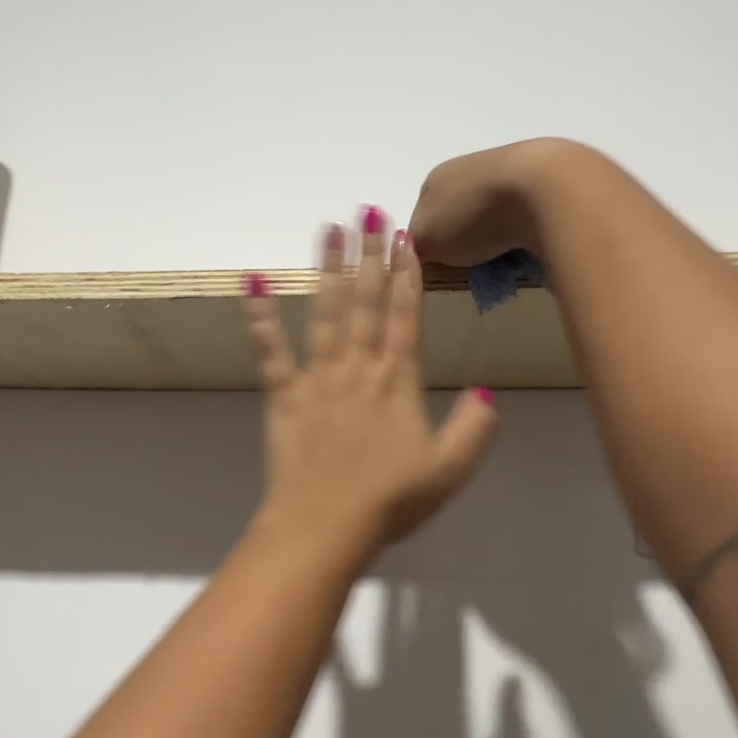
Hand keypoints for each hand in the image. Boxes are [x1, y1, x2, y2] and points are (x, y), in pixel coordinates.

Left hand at [243, 207, 498, 550]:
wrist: (324, 528)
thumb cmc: (389, 502)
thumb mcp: (449, 471)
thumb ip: (474, 429)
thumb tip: (484, 392)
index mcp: (398, 383)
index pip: (405, 317)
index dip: (408, 275)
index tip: (407, 237)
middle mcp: (358, 369)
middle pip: (365, 302)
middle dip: (370, 254)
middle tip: (369, 210)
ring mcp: (317, 380)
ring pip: (325, 313)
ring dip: (328, 268)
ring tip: (330, 228)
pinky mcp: (284, 397)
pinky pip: (271, 350)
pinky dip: (260, 316)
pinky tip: (253, 281)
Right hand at [407, 137, 585, 267]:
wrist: (538, 190)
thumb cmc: (472, 216)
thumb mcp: (426, 239)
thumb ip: (415, 246)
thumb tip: (422, 248)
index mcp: (434, 178)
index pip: (423, 216)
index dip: (432, 244)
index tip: (445, 265)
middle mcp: (466, 168)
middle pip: (459, 214)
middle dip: (466, 239)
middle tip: (475, 266)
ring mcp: (505, 170)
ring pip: (492, 213)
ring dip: (495, 235)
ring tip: (504, 258)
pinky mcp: (540, 179)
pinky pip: (522, 214)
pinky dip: (521, 230)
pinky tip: (527, 243)